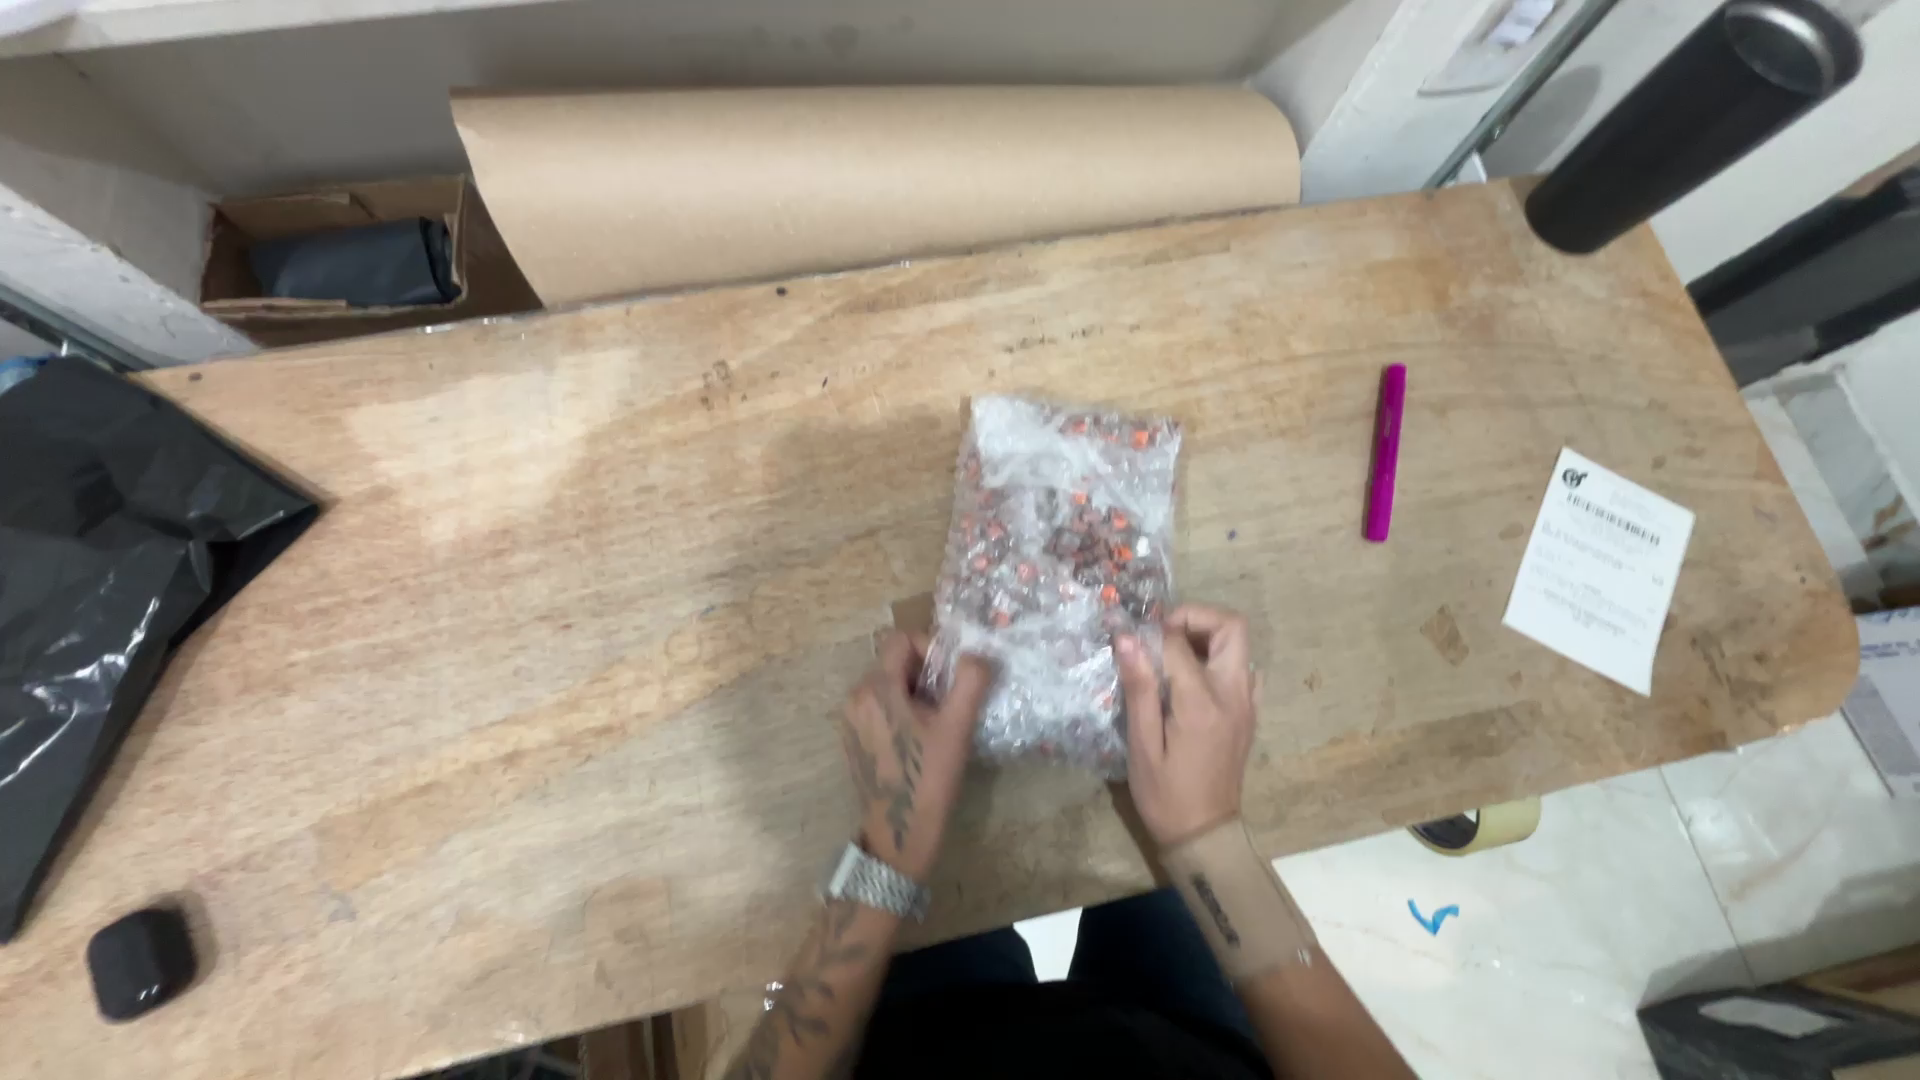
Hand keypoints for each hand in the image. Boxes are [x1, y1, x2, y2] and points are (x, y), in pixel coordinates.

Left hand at [840, 632, 992, 881]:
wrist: (899, 834)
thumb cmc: (929, 778)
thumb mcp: (957, 726)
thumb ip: (970, 680)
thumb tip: (979, 653)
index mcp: (875, 687)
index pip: (903, 639)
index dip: (932, 649)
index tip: (953, 678)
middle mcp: (855, 696)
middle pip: (895, 660)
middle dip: (926, 673)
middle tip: (949, 703)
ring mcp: (850, 718)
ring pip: (888, 683)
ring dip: (915, 692)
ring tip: (937, 722)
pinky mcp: (853, 737)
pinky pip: (879, 705)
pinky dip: (900, 709)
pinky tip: (919, 739)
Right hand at [1115, 604, 1257, 848]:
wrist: (1204, 834)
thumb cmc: (1164, 793)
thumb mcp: (1141, 743)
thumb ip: (1139, 687)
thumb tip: (1128, 638)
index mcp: (1202, 703)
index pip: (1179, 642)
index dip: (1152, 631)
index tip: (1130, 637)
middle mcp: (1233, 695)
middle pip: (1231, 626)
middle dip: (1195, 617)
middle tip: (1161, 634)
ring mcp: (1247, 703)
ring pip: (1239, 644)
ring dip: (1206, 635)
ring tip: (1171, 653)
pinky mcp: (1249, 713)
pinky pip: (1244, 668)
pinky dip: (1220, 658)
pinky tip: (1193, 677)